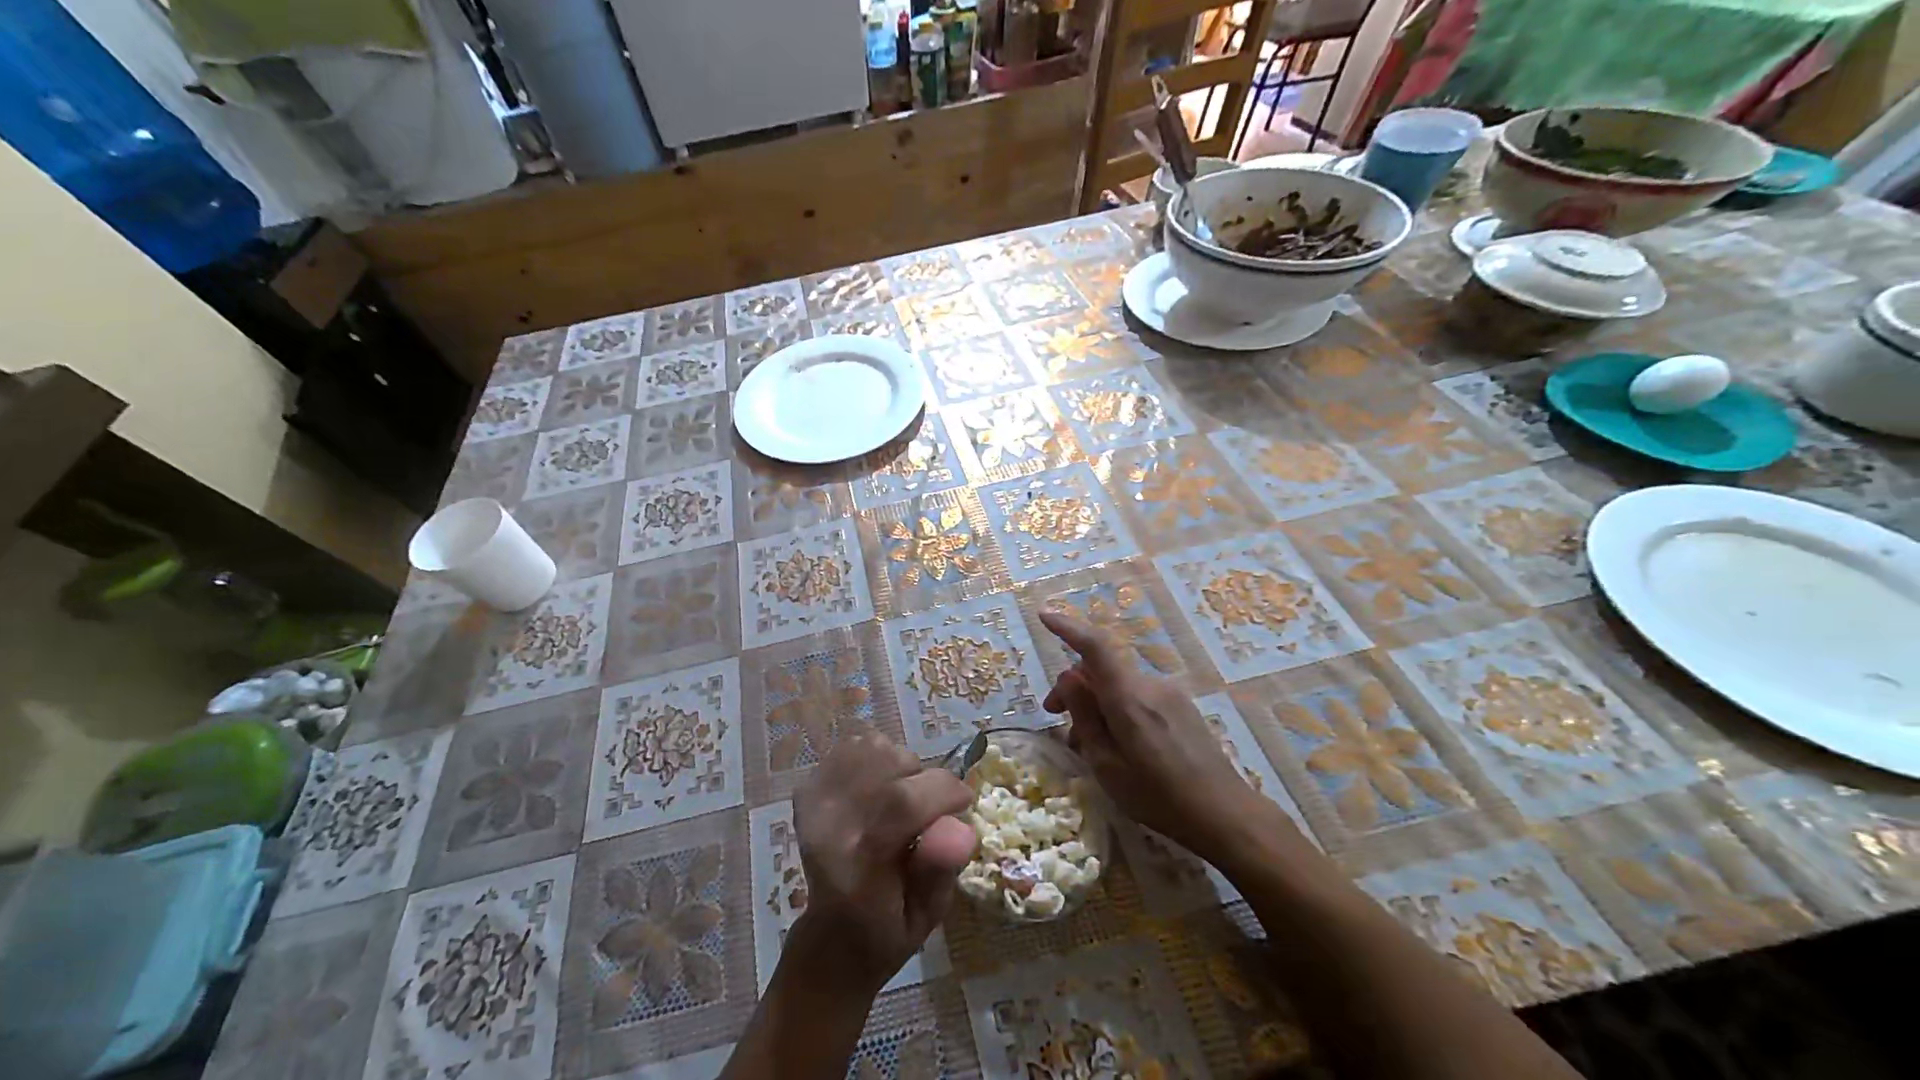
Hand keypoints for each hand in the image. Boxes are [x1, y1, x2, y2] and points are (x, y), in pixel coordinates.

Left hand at [788, 732, 976, 993]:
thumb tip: (961, 827)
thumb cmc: (886, 931)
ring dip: (901, 766)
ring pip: (875, 747)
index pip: (902, 801)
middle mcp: (829, 822)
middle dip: (926, 779)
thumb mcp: (926, 917)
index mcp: (858, 862)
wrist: (831, 937)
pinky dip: (878, 758)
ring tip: (904, 798)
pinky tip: (881, 788)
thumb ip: (940, 870)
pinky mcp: (809, 786)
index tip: (964, 804)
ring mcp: (814, 799)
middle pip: (891, 763)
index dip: (944, 791)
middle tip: (930, 811)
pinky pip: (855, 747)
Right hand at [1038, 610, 1284, 865]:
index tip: (1043, 616)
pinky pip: (1139, 698)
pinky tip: (1118, 745)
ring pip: (1119, 686)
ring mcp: (1170, 695)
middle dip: (1074, 686)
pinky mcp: (1182, 708)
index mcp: (1128, 698)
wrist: (1225, 814)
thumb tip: (1068, 678)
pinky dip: (1119, 710)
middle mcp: (1150, 686)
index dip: (1067, 628)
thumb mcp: (1106, 765)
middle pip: (1102, 669)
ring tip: (1087, 745)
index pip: (1094, 647)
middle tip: (1054, 717)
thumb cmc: (1158, 797)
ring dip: (1096, 704)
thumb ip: (1085, 717)